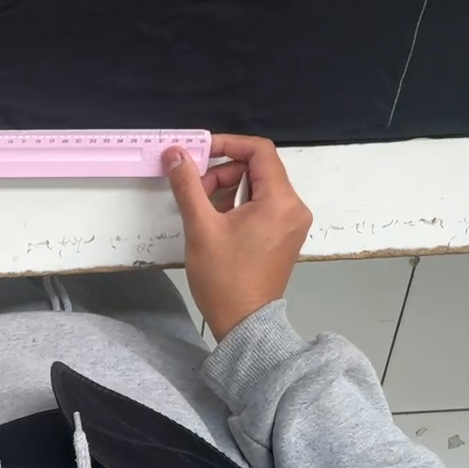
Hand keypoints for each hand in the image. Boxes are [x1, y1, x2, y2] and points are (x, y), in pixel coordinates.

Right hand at [165, 134, 311, 341]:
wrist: (243, 322)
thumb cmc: (224, 278)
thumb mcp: (201, 227)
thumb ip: (188, 185)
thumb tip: (175, 154)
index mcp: (280, 201)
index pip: (260, 151)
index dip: (227, 145)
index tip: (199, 152)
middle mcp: (294, 208)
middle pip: (258, 169)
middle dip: (223, 173)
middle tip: (195, 193)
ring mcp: (291, 223)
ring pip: (258, 188)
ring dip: (227, 190)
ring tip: (203, 212)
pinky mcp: (284, 236)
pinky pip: (262, 206)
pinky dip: (238, 206)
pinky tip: (216, 224)